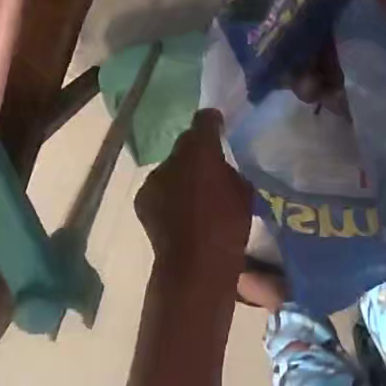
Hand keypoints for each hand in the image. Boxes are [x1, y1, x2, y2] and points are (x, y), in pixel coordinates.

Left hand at [134, 110, 254, 301]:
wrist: (196, 264)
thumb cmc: (229, 227)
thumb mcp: (243, 192)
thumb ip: (230, 170)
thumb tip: (220, 165)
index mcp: (202, 152)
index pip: (204, 120)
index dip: (212, 120)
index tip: (219, 124)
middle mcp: (174, 158)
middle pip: (185, 144)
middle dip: (197, 150)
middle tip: (210, 165)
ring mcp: (154, 178)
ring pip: (171, 166)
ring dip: (182, 173)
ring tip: (194, 192)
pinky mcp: (143, 198)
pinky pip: (160, 186)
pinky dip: (169, 192)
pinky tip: (179, 209)